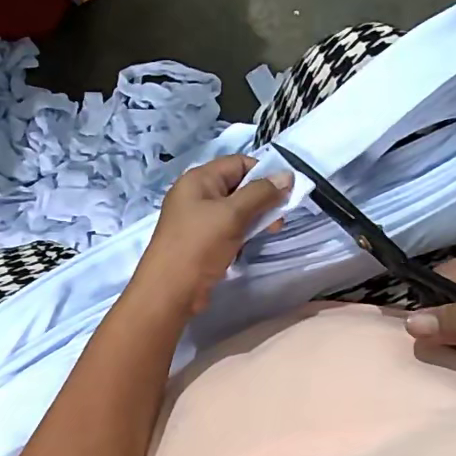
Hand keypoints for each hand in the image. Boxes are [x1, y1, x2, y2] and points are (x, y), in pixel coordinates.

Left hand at [135, 156, 291, 314]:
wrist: (169, 291)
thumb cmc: (199, 246)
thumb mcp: (232, 214)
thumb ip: (261, 193)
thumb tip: (287, 175)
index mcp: (198, 179)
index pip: (238, 163)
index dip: (263, 173)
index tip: (284, 193)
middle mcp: (196, 195)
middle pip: (238, 187)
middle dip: (261, 200)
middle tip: (278, 220)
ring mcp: (197, 220)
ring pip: (235, 211)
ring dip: (254, 220)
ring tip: (267, 234)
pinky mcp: (201, 242)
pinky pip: (227, 230)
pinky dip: (241, 235)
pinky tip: (246, 248)